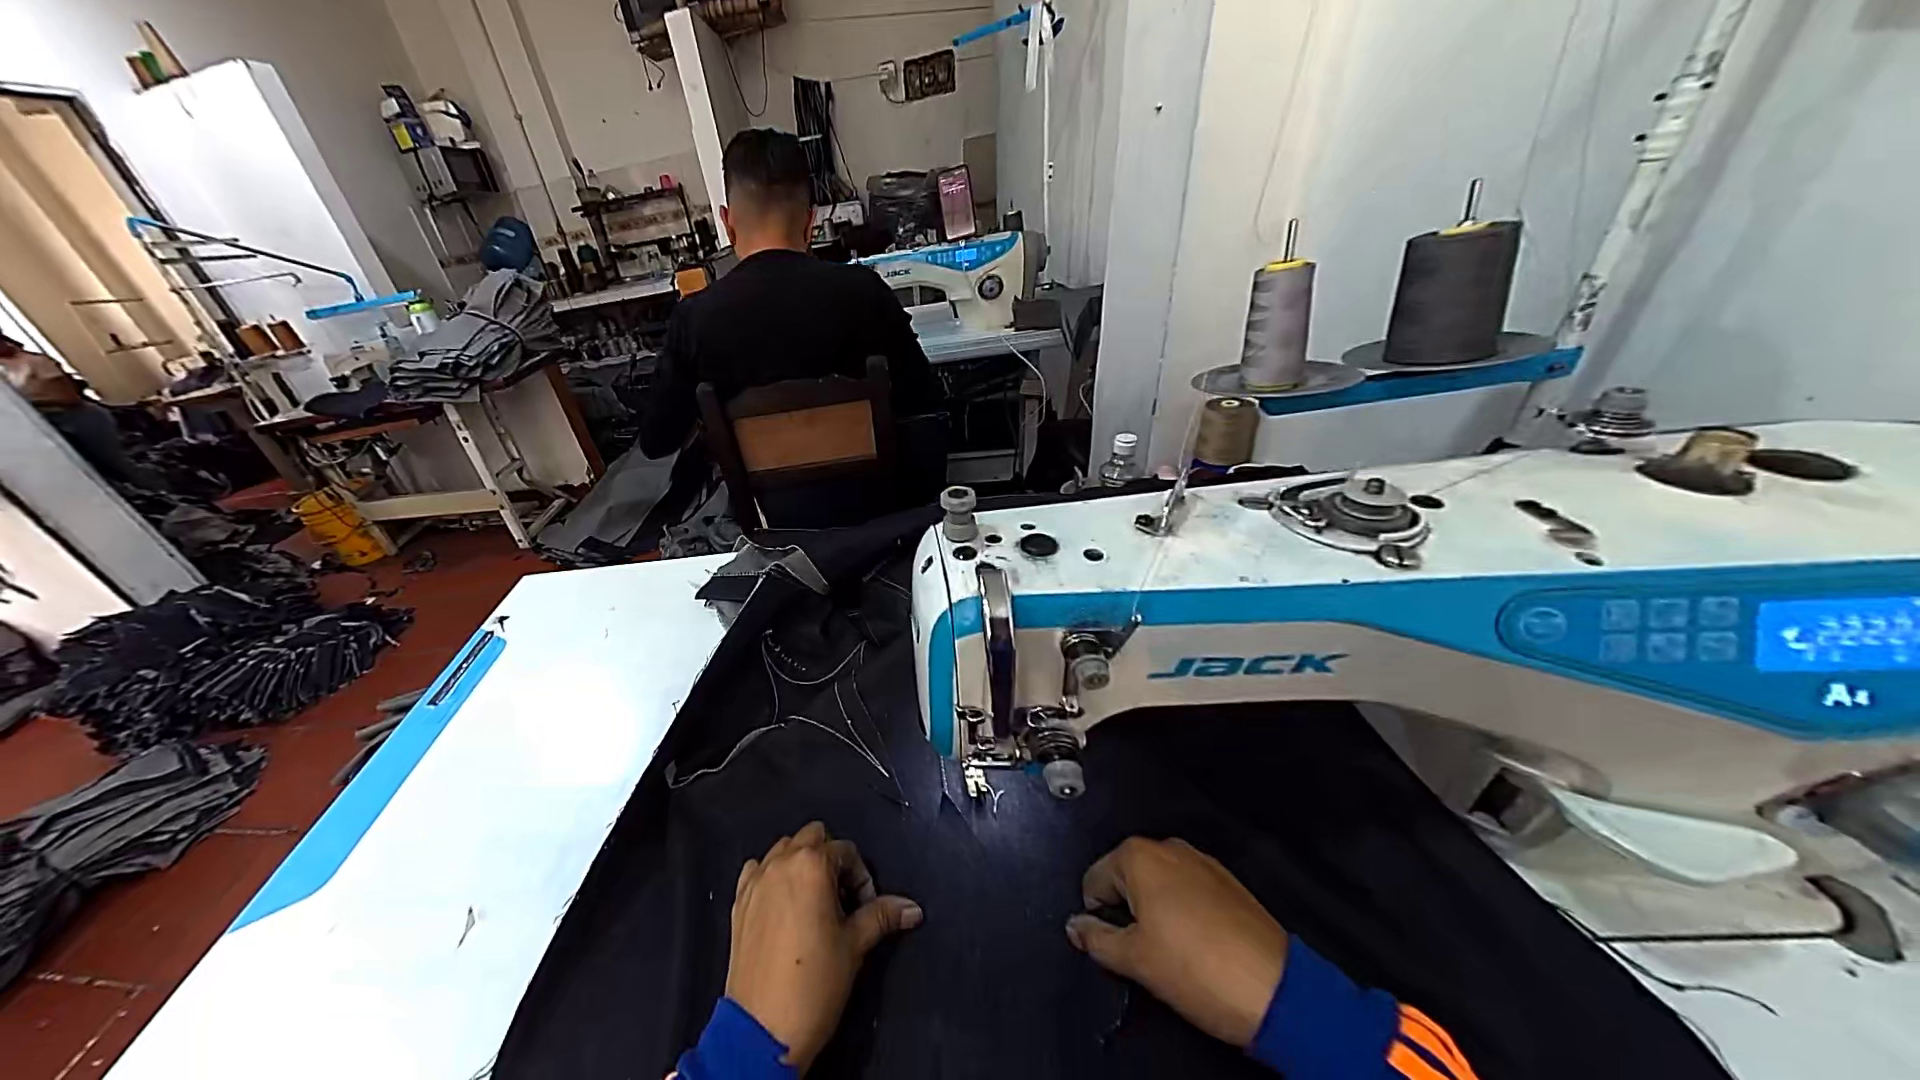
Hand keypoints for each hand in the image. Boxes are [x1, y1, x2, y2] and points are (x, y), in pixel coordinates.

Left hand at [726, 822, 921, 1073]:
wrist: (762, 1031)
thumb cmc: (814, 982)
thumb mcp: (855, 944)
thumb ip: (883, 915)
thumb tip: (913, 908)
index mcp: (812, 865)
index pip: (847, 851)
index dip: (862, 878)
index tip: (864, 909)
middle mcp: (781, 863)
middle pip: (813, 837)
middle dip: (831, 860)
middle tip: (841, 899)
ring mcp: (755, 882)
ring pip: (783, 849)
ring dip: (801, 864)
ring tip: (813, 902)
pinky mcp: (738, 903)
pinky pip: (756, 870)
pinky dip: (771, 876)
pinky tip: (782, 905)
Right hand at [1066, 837, 1288, 1047]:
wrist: (1275, 990)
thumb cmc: (1196, 969)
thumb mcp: (1134, 959)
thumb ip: (1095, 938)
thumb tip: (1075, 926)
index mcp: (1138, 855)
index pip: (1093, 881)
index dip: (1098, 916)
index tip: (1117, 944)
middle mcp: (1168, 847)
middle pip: (1125, 877)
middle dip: (1127, 911)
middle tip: (1144, 950)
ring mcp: (1201, 860)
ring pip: (1157, 884)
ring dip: (1155, 911)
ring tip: (1174, 950)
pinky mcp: (1226, 880)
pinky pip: (1187, 889)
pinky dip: (1183, 911)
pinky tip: (1198, 944)